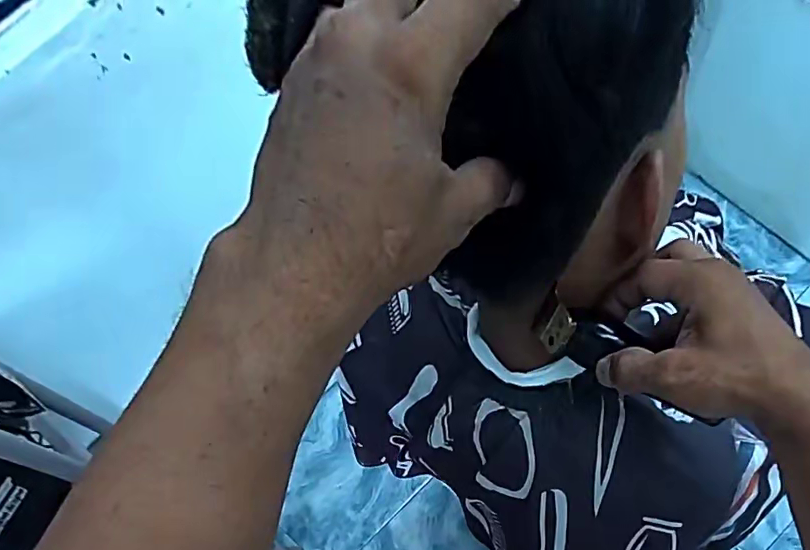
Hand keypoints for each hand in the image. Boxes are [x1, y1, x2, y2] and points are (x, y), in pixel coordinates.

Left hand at [222, 0, 520, 324]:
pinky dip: (365, 42)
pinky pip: (336, 34)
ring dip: (396, 15)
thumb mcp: (451, 213)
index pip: (467, 2)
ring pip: (363, 2)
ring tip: (422, 51)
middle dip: (441, 5)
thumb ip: (489, 183)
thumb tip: (509, 179)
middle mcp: (356, 38)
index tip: (516, 3)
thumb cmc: (378, 238)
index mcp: (408, 65)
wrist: (298, 263)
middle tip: (465, 31)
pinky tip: (380, 81)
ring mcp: (316, 53)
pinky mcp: (293, 79)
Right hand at [596, 242, 809, 432]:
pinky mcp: (747, 312)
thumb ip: (632, 369)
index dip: (617, 297)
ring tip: (650, 339)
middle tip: (628, 313)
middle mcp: (719, 272)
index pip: (644, 273)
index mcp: (699, 277)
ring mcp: (737, 290)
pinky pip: (706, 300)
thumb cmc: (733, 377)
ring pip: (690, 280)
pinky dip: (686, 315)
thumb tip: (603, 368)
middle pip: (671, 260)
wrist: (793, 394)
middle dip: (644, 284)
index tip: (603, 324)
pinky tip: (680, 350)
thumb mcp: (673, 376)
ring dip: (666, 302)